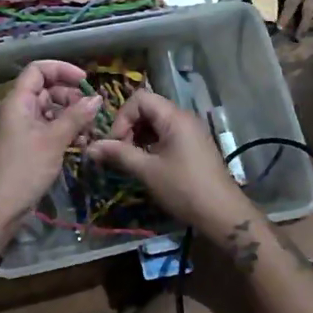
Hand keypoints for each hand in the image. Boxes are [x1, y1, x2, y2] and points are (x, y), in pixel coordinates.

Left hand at [0, 61, 102, 228]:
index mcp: (17, 101)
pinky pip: (45, 128)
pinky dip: (62, 131)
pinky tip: (80, 142)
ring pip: (48, 110)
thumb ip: (76, 116)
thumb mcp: (53, 140)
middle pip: (45, 89)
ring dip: (69, 116)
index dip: (62, 69)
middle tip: (91, 111)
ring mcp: (19, 128)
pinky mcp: (24, 146)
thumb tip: (97, 98)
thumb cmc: (23, 169)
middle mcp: (16, 109)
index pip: (38, 70)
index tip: (85, 80)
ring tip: (90, 130)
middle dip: (70, 96)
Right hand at [85, 91, 254, 237]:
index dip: (122, 117)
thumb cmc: (184, 188)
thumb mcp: (147, 171)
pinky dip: (151, 143)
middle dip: (128, 127)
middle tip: (121, 152)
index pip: (139, 99)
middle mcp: (183, 117)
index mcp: (174, 117)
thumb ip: (118, 154)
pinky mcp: (192, 144)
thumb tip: (90, 148)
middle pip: (147, 108)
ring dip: (138, 136)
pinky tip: (146, 163)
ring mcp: (190, 131)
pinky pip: (166, 133)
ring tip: (131, 159)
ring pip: (155, 122)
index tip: (116, 143)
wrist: (222, 213)